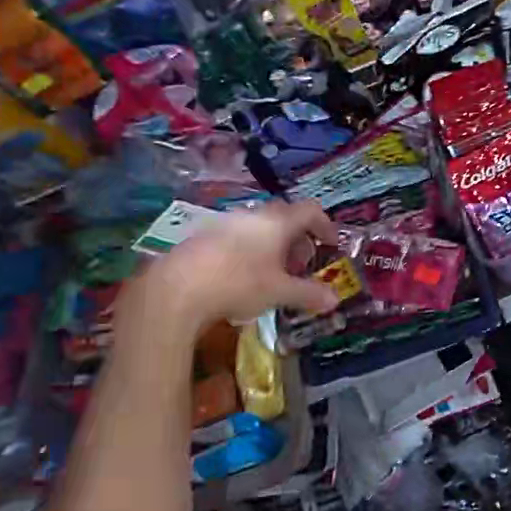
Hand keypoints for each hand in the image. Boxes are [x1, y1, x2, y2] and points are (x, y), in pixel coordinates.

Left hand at [115, 201, 341, 346]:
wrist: (175, 290)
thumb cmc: (239, 284)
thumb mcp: (279, 293)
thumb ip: (309, 294)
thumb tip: (335, 299)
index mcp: (277, 222)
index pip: (311, 211)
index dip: (325, 225)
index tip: (330, 245)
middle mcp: (252, 215)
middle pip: (285, 218)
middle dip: (298, 240)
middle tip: (301, 266)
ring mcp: (224, 223)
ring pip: (259, 228)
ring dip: (273, 246)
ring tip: (273, 275)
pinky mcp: (203, 236)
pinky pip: (237, 237)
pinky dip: (250, 251)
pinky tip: (243, 278)